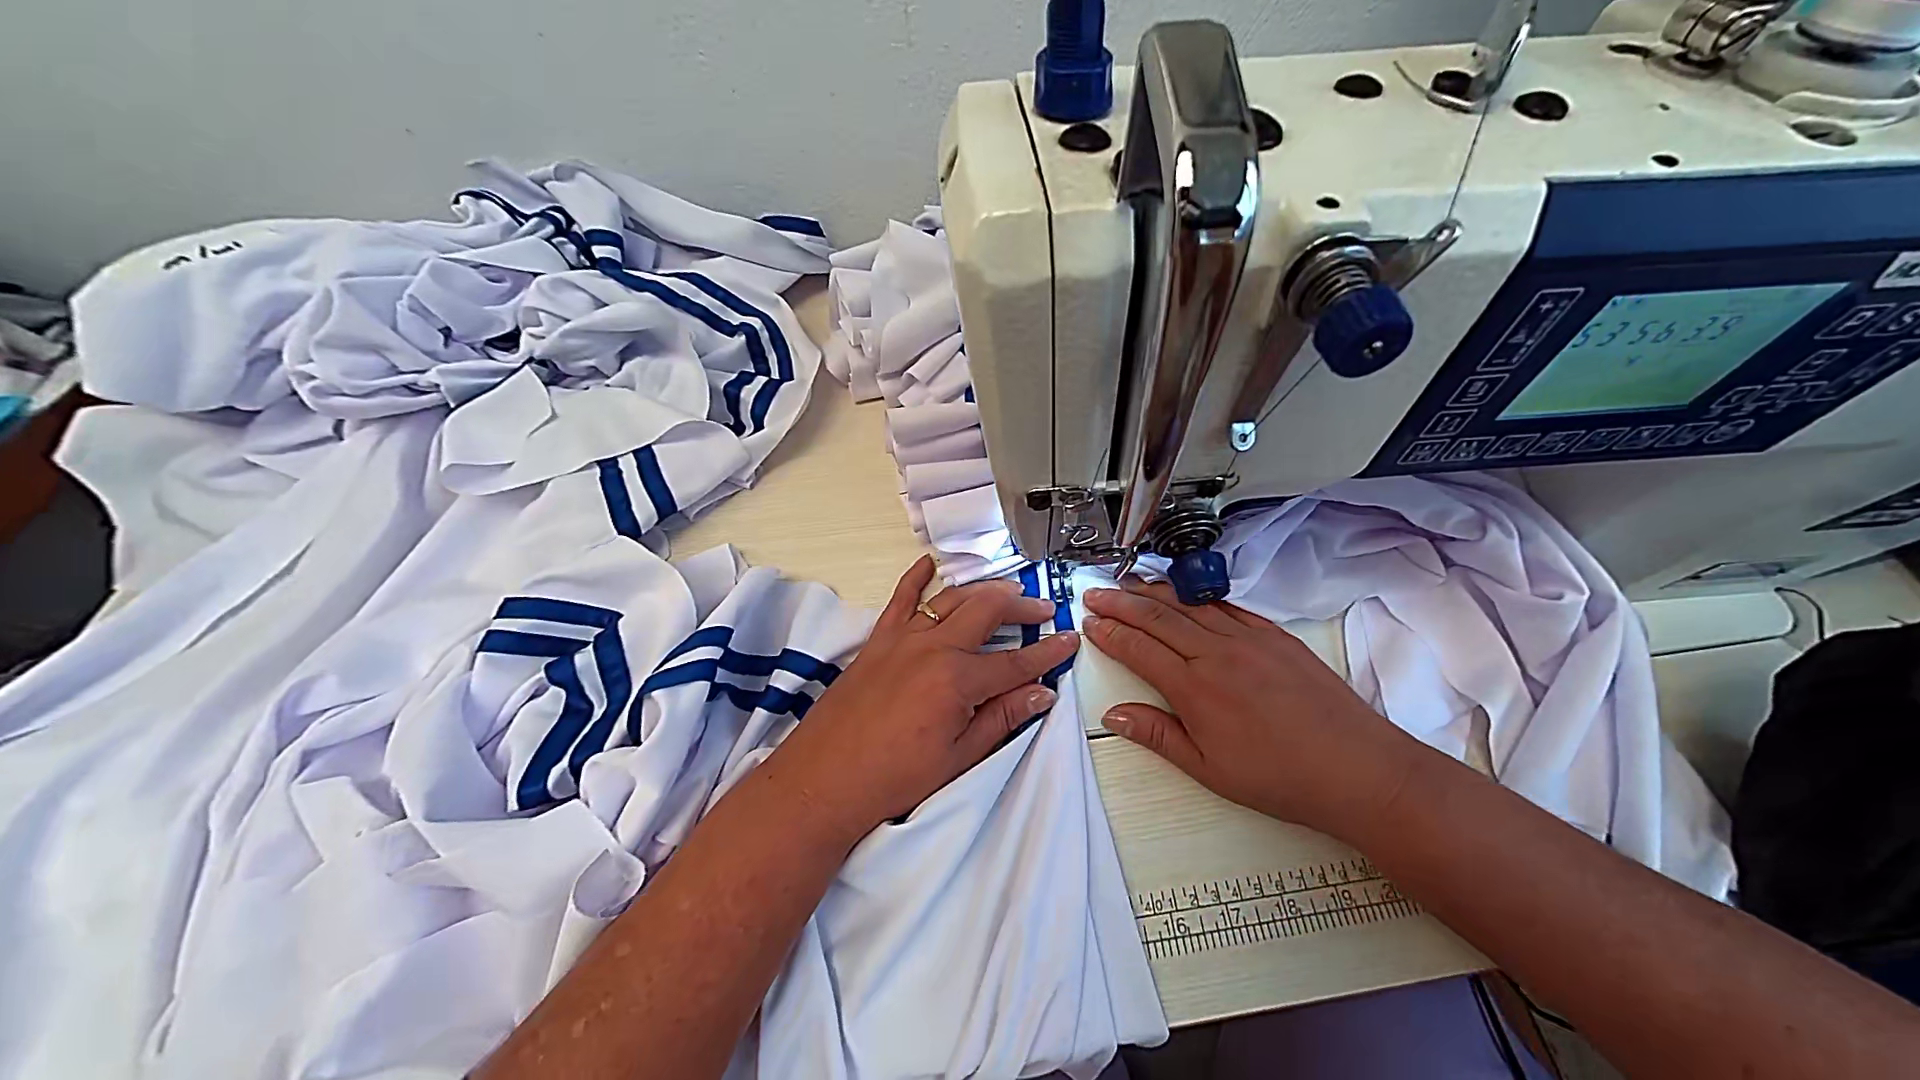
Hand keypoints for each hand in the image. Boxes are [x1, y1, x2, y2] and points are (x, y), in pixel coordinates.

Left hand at [765, 556, 1079, 839]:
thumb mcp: (958, 757)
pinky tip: (927, 565)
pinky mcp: (877, 642)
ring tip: (1006, 591)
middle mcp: (931, 648)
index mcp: (956, 680)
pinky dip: (914, 579)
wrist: (824, 780)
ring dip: (982, 591)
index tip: (1067, 642)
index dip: (1047, 652)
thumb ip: (1001, 718)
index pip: (1015, 662)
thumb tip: (1039, 694)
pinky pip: (899, 600)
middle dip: (1021, 607)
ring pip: (951, 599)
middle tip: (1042, 611)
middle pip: (987, 611)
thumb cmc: (890, 777)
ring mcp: (902, 640)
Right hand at [1082, 578, 1421, 840]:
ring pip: (1190, 605)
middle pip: (1158, 616)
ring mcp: (1250, 640)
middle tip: (1096, 593)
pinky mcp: (1277, 637)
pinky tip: (1188, 596)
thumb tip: (1115, 715)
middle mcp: (1219, 654)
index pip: (1139, 649)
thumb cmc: (1282, 778)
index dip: (1110, 633)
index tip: (1091, 622)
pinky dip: (1200, 599)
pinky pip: (1229, 608)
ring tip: (1130, 583)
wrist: (1358, 770)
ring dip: (1155, 592)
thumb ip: (1158, 735)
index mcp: (1196, 689)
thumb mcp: (1209, 769)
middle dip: (1121, 602)